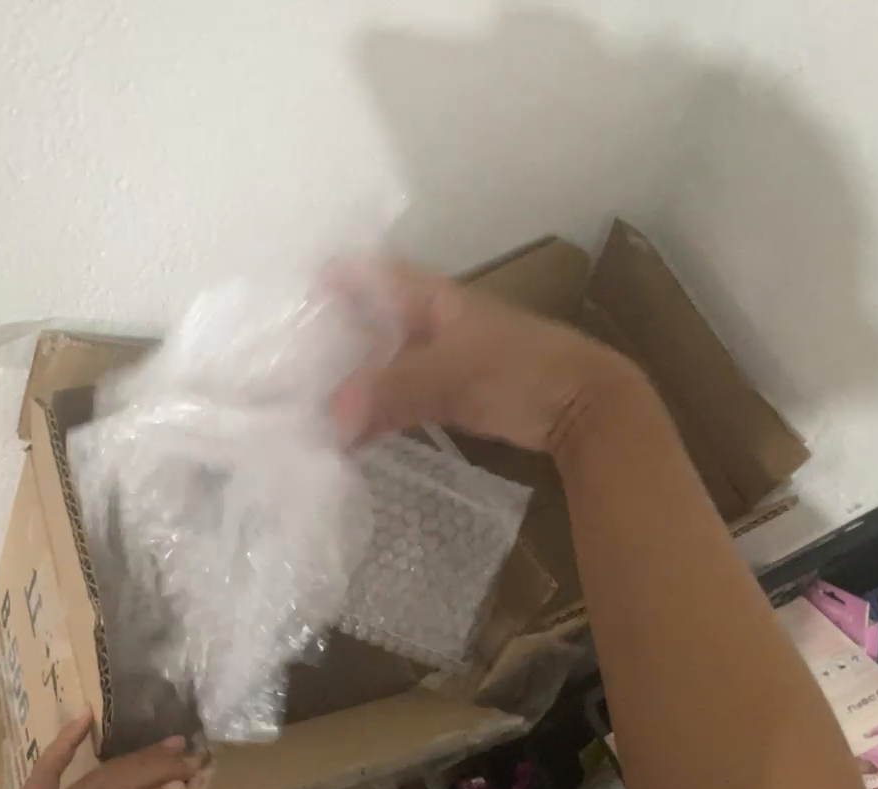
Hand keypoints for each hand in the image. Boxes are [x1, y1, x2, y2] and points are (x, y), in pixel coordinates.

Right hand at [330, 262, 638, 452]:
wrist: (583, 405)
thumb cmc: (519, 370)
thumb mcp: (451, 376)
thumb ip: (391, 394)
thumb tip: (331, 419)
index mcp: (436, 300)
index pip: (379, 276)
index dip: (342, 277)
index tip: (301, 293)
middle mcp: (438, 323)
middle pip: (378, 320)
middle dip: (339, 333)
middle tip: (295, 354)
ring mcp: (449, 359)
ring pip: (391, 360)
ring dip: (359, 375)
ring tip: (315, 392)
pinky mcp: (459, 394)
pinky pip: (407, 394)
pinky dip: (382, 406)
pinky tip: (358, 424)